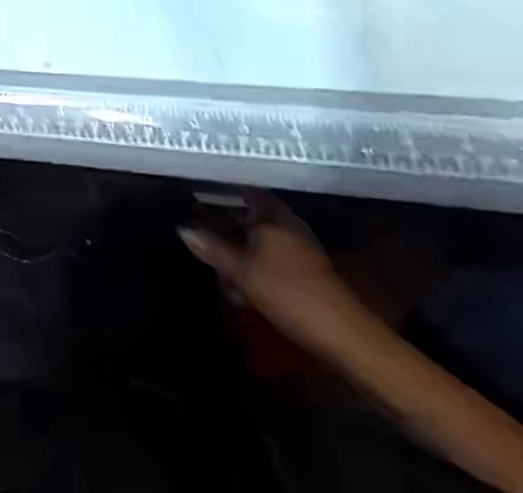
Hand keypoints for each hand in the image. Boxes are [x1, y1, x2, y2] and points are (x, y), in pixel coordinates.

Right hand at [180, 193, 370, 357]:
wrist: (338, 331)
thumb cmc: (287, 291)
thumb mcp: (242, 270)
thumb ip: (213, 248)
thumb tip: (184, 229)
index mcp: (273, 215)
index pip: (246, 190)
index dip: (223, 191)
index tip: (199, 200)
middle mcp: (286, 225)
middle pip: (247, 220)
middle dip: (225, 237)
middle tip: (209, 258)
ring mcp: (296, 247)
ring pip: (256, 244)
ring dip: (238, 262)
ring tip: (228, 288)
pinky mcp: (302, 271)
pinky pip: (269, 261)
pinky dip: (254, 274)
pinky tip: (246, 298)